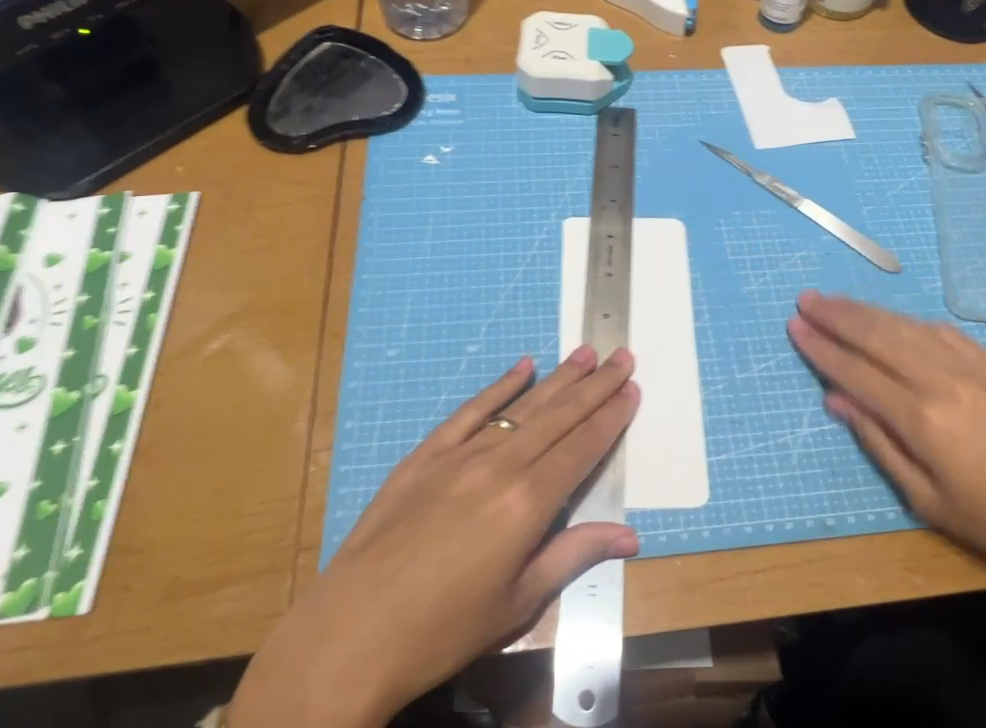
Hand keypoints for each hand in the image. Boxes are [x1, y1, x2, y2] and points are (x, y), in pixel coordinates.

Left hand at [231, 347, 639, 727]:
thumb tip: (630, 535)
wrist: (353, 632)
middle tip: (622, 355)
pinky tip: (521, 367)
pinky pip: (468, 412)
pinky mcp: (423, 457)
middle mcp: (498, 466)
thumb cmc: (445, 629)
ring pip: (519, 407)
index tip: (632, 388)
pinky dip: (498, 388)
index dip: (610, 418)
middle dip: (594, 386)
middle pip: (557, 417)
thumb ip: (573, 555)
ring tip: (585, 353)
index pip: (581, 448)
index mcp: (527, 503)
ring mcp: (458, 456)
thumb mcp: (519, 601)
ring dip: (557, 380)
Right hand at [787, 291, 985, 585]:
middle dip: (837, 316)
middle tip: (805, 300)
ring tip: (835, 302)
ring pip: (907, 327)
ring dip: (867, 312)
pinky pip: (941, 332)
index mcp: (922, 418)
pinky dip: (907, 322)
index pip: (856, 372)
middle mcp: (943, 380)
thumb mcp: (926, 499)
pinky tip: (891, 321)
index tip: (794, 328)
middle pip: (878, 336)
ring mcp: (973, 366)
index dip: (821, 350)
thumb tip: (836, 401)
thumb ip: (878, 443)